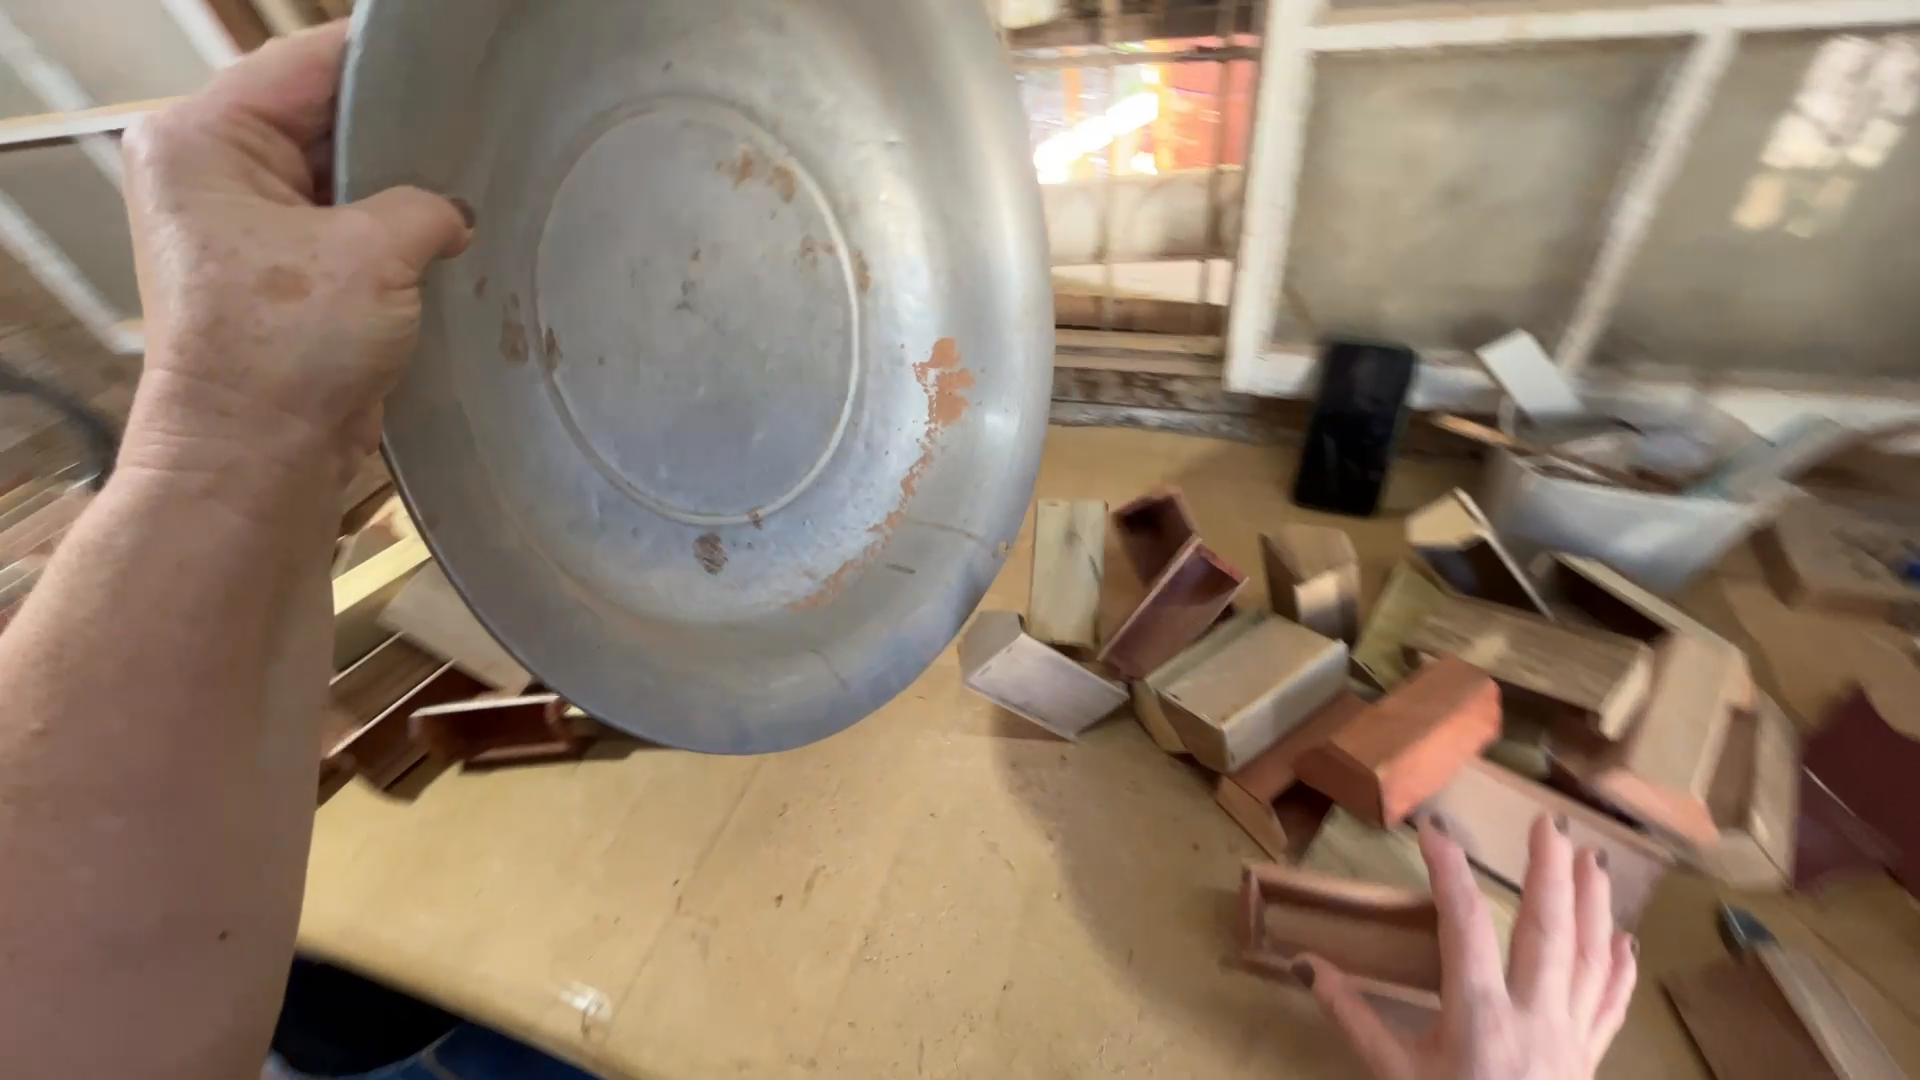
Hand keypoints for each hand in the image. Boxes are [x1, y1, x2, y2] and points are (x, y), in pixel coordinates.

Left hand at [121, 21, 471, 485]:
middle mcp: (218, 175)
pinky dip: (395, 236)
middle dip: (398, 133)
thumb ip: (423, 209)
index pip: (300, 68)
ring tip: (472, 186)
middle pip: (321, 125)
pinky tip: (448, 240)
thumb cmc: (294, 339)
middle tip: (478, 130)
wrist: (263, 445)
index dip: (377, 61)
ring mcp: (252, 229)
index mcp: (206, 142)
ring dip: (401, 192)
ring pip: (341, 185)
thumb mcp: (373, 254)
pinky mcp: (288, 278)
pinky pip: (350, 235)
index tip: (449, 61)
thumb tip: (454, 213)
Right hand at [1297, 815, 1637, 1079]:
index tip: (1434, 830)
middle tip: (1550, 824)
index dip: (1449, 873)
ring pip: (1590, 960)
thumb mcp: (1394, 1076)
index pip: (1465, 925)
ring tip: (1592, 859)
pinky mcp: (1588, 1060)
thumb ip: (1352, 1016)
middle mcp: (1534, 1017)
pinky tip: (1623, 939)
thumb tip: (1305, 963)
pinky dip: (1618, 968)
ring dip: (1590, 905)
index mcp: (1479, 1015)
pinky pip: (1611, 1006)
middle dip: (1549, 874)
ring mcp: (1570, 1039)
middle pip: (1548, 933)